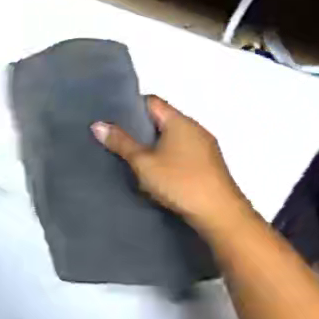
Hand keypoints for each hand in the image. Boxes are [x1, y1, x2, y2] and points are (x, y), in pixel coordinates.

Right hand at [91, 96, 254, 237]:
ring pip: (171, 136)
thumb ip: (121, 142)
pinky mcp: (208, 165)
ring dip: (152, 143)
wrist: (221, 216)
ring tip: (129, 154)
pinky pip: (181, 151)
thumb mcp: (143, 162)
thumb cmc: (180, 182)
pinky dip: (165, 155)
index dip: (130, 106)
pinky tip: (152, 170)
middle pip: (162, 119)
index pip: (152, 102)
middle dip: (139, 126)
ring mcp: (205, 148)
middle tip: (114, 136)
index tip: (110, 116)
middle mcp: (195, 129)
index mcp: (180, 121)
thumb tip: (98, 124)